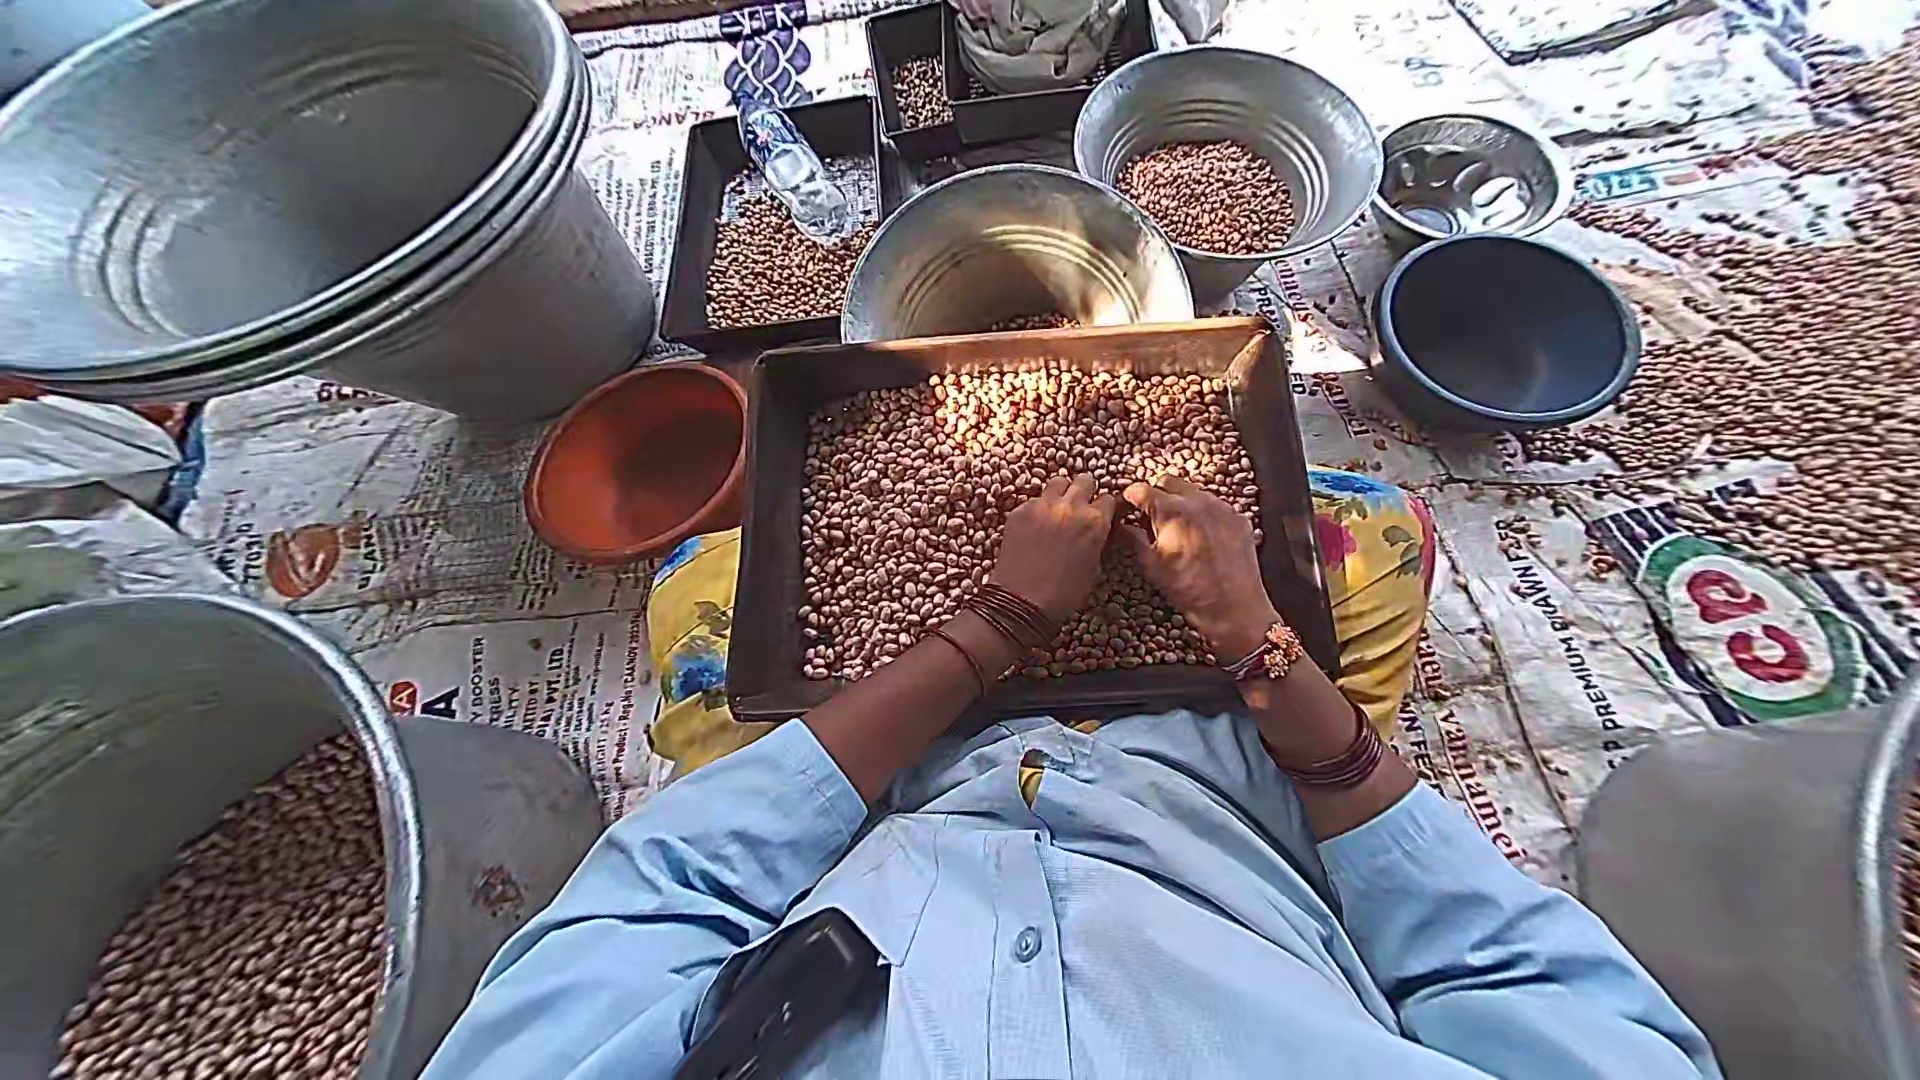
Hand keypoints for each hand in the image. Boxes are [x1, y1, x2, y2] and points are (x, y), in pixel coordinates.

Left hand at [989, 474, 1117, 617]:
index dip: (1104, 508)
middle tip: (1079, 507)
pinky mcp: (1020, 511)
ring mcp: (1042, 505)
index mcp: (1095, 521)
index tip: (1100, 514)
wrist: (1022, 601)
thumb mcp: (1093, 568)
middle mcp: (1070, 506)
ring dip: (1061, 493)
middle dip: (1085, 491)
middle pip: (1084, 480)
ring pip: (1057, 482)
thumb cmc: (1063, 593)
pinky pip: (1033, 500)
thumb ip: (1096, 541)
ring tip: (1057, 509)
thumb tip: (1095, 532)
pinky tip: (1034, 526)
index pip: (1108, 499)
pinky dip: (1037, 508)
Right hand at [1122, 474, 1278, 659]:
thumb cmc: (1190, 590)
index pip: (1141, 489)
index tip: (1126, 505)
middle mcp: (1198, 502)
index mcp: (1172, 511)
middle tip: (1147, 514)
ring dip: (1179, 501)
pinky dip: (1201, 513)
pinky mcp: (1237, 518)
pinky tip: (1197, 534)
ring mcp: (1221, 508)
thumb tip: (1123, 525)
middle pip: (1168, 482)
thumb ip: (1133, 538)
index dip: (1129, 497)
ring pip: (1192, 491)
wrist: (1233, 608)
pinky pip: (1214, 505)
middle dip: (1155, 494)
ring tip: (1173, 526)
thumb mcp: (1151, 565)